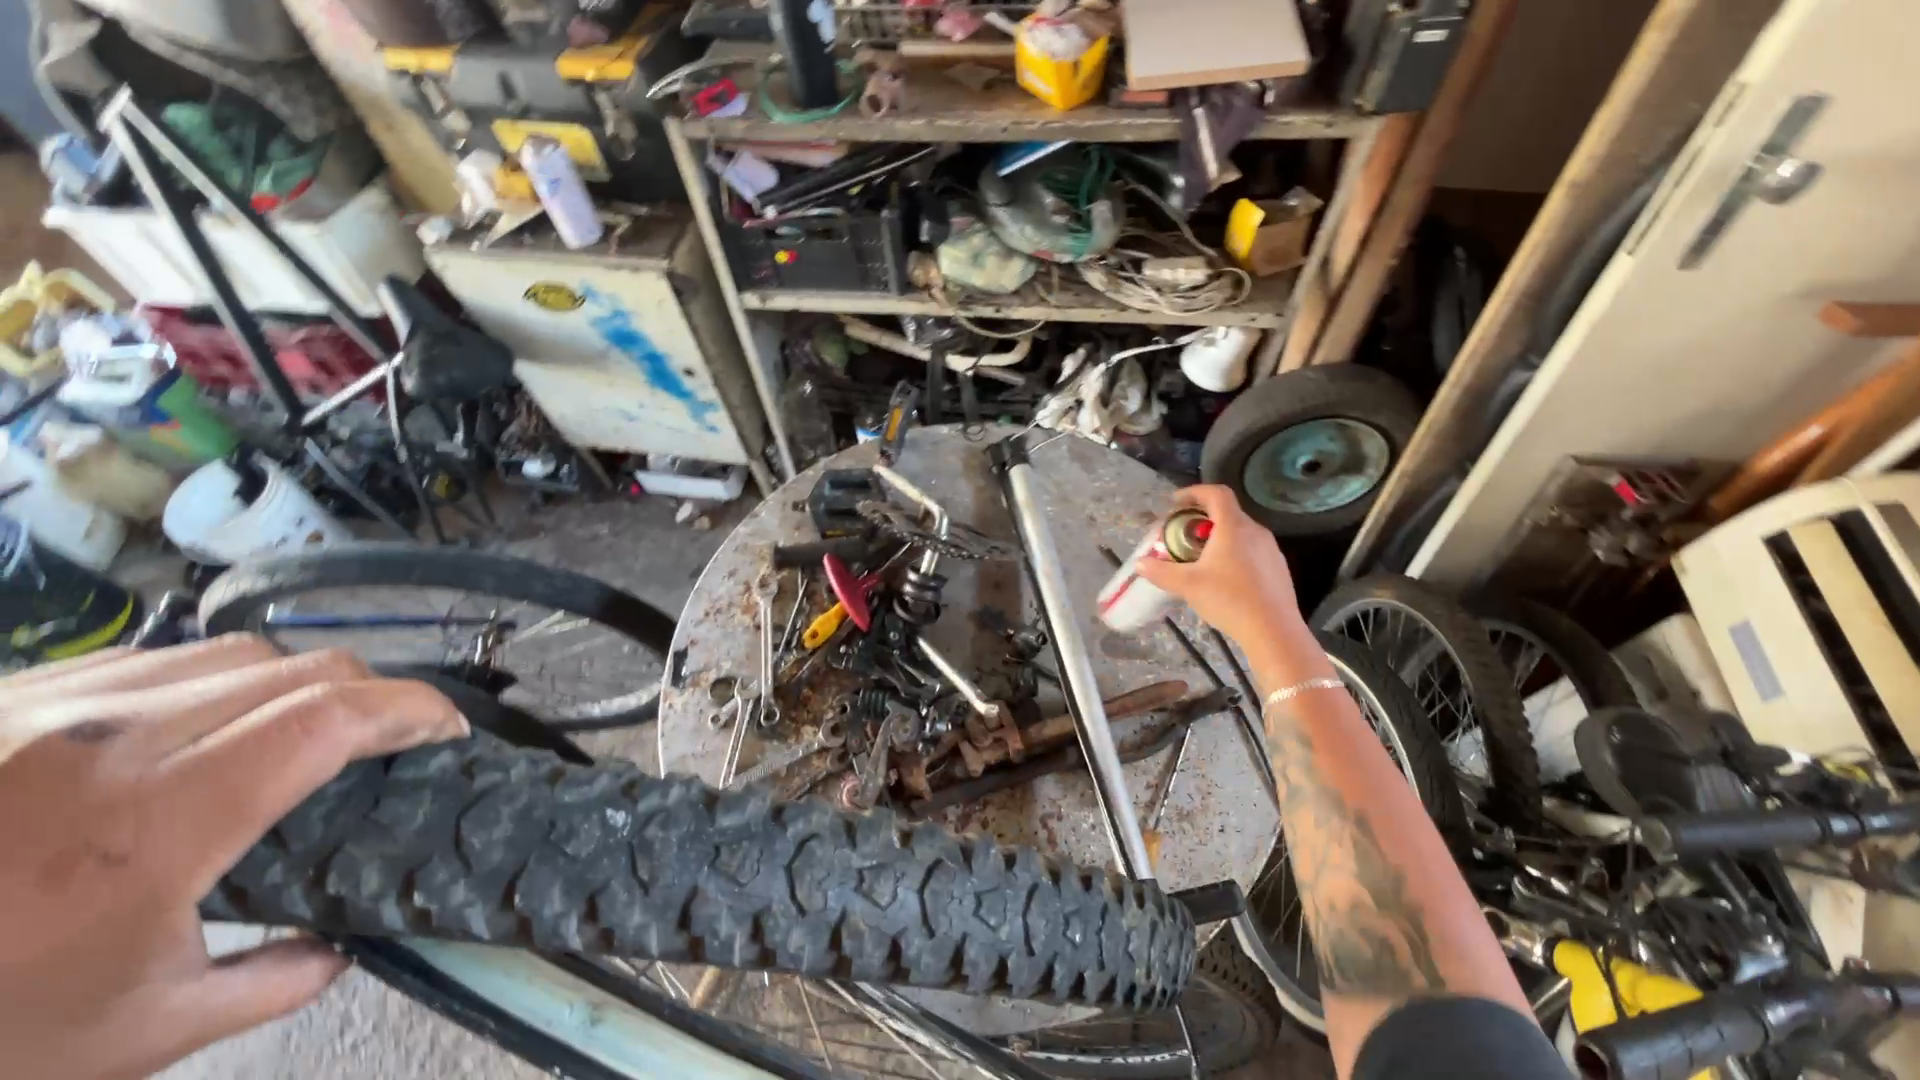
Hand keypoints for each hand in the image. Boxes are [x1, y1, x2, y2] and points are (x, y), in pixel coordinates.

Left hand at [0, 636, 468, 1079]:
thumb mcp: (132, 1033)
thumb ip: (266, 984)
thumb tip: (336, 951)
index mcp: (156, 822)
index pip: (327, 720)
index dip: (411, 709)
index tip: (448, 731)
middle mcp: (111, 739)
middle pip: (298, 668)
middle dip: (374, 690)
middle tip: (397, 733)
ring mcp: (51, 705)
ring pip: (236, 650)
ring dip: (305, 677)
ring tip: (319, 719)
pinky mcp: (10, 694)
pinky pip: (159, 656)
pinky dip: (226, 676)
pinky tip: (220, 717)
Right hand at [1135, 485, 1315, 655]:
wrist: (1274, 631)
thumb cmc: (1229, 600)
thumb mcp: (1188, 585)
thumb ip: (1161, 572)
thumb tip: (1139, 563)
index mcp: (1233, 527)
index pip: (1216, 493)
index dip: (1194, 492)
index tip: (1175, 503)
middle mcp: (1255, 531)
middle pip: (1227, 513)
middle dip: (1201, 520)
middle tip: (1182, 536)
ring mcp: (1271, 549)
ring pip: (1240, 533)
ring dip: (1218, 538)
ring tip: (1200, 559)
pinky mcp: (1278, 568)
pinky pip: (1251, 550)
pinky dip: (1233, 553)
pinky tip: (1224, 579)